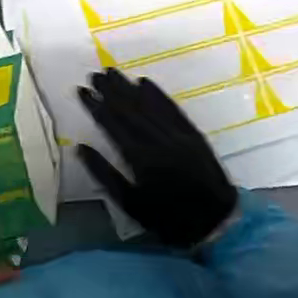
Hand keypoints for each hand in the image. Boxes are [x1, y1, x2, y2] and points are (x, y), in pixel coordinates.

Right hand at [76, 68, 238, 248]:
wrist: (217, 225)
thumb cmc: (166, 218)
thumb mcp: (129, 203)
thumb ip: (104, 174)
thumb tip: (80, 148)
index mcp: (140, 158)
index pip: (112, 123)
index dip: (95, 105)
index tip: (82, 90)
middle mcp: (159, 141)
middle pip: (130, 109)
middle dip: (110, 90)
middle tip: (94, 74)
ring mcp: (179, 136)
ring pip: (150, 106)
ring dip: (130, 88)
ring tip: (113, 73)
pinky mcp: (194, 136)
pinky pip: (174, 110)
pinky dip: (159, 95)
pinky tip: (146, 82)